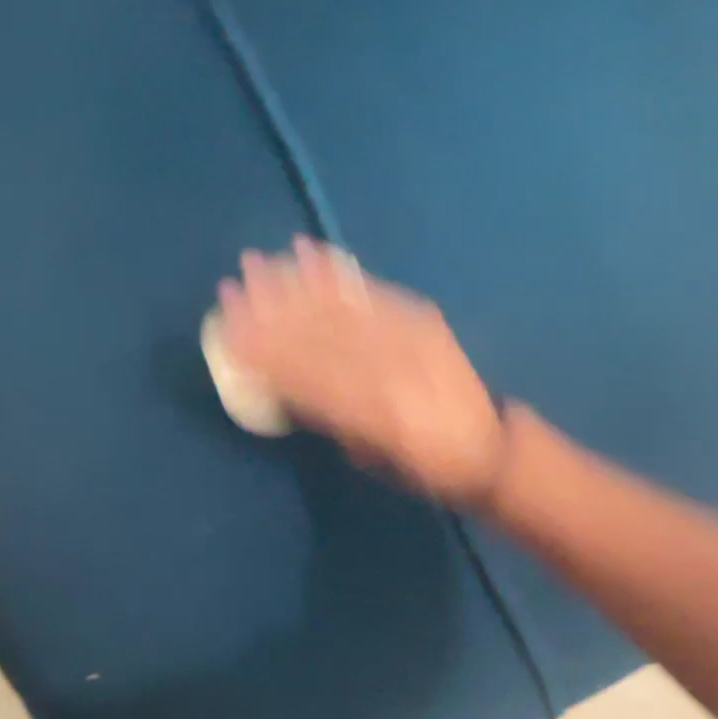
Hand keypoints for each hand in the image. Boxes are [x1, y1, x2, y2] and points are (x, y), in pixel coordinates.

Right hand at [217, 236, 509, 506]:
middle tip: (232, 283)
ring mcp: (407, 337)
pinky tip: (311, 252)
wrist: (489, 448)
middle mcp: (389, 368)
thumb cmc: (420, 466)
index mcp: (374, 410)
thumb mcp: (366, 453)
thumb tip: (281, 382)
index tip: (228, 332)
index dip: (263, 351)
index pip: (305, 374)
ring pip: (338, 306)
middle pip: (317, 332)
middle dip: (269, 306)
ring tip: (259, 260)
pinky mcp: (419, 317)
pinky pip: (371, 293)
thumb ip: (326, 415)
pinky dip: (335, 272)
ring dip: (292, 281)